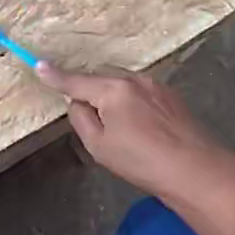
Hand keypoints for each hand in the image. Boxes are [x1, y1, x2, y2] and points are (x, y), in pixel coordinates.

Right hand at [36, 63, 234, 200]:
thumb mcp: (99, 146)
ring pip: (124, 87)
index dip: (56, 77)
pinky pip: (141, 94)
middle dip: (92, 94)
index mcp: (113, 89)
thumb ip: (82, 119)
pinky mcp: (172, 96)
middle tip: (94, 125)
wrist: (195, 168)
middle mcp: (135, 80)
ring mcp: (156, 86)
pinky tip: (143, 131)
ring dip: (115, 101)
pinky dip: (134, 106)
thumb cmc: (142, 160)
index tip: (39, 65)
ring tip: (124, 134)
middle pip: (102, 80)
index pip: (76, 81)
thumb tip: (78, 102)